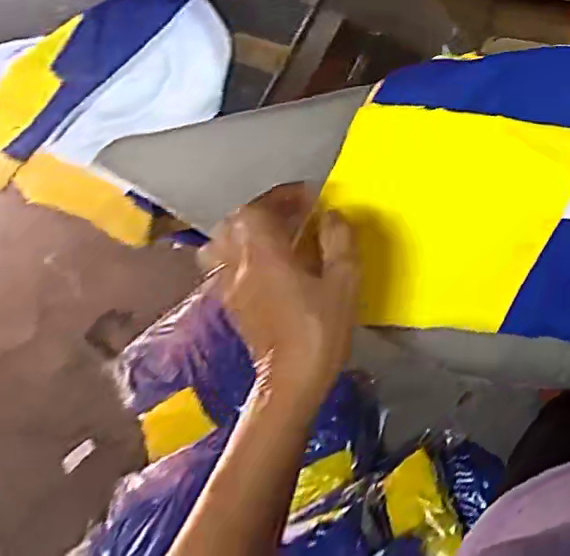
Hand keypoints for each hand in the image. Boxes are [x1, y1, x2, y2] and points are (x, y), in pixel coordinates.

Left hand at [208, 184, 360, 407]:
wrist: (292, 375)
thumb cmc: (324, 324)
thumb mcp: (346, 278)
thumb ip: (338, 241)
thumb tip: (331, 215)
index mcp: (264, 260)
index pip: (254, 213)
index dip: (280, 196)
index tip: (311, 194)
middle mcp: (236, 270)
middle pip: (232, 225)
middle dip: (265, 209)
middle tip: (300, 208)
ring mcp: (229, 288)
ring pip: (223, 244)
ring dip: (251, 229)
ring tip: (286, 230)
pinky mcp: (233, 301)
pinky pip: (228, 262)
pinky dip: (249, 249)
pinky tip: (280, 256)